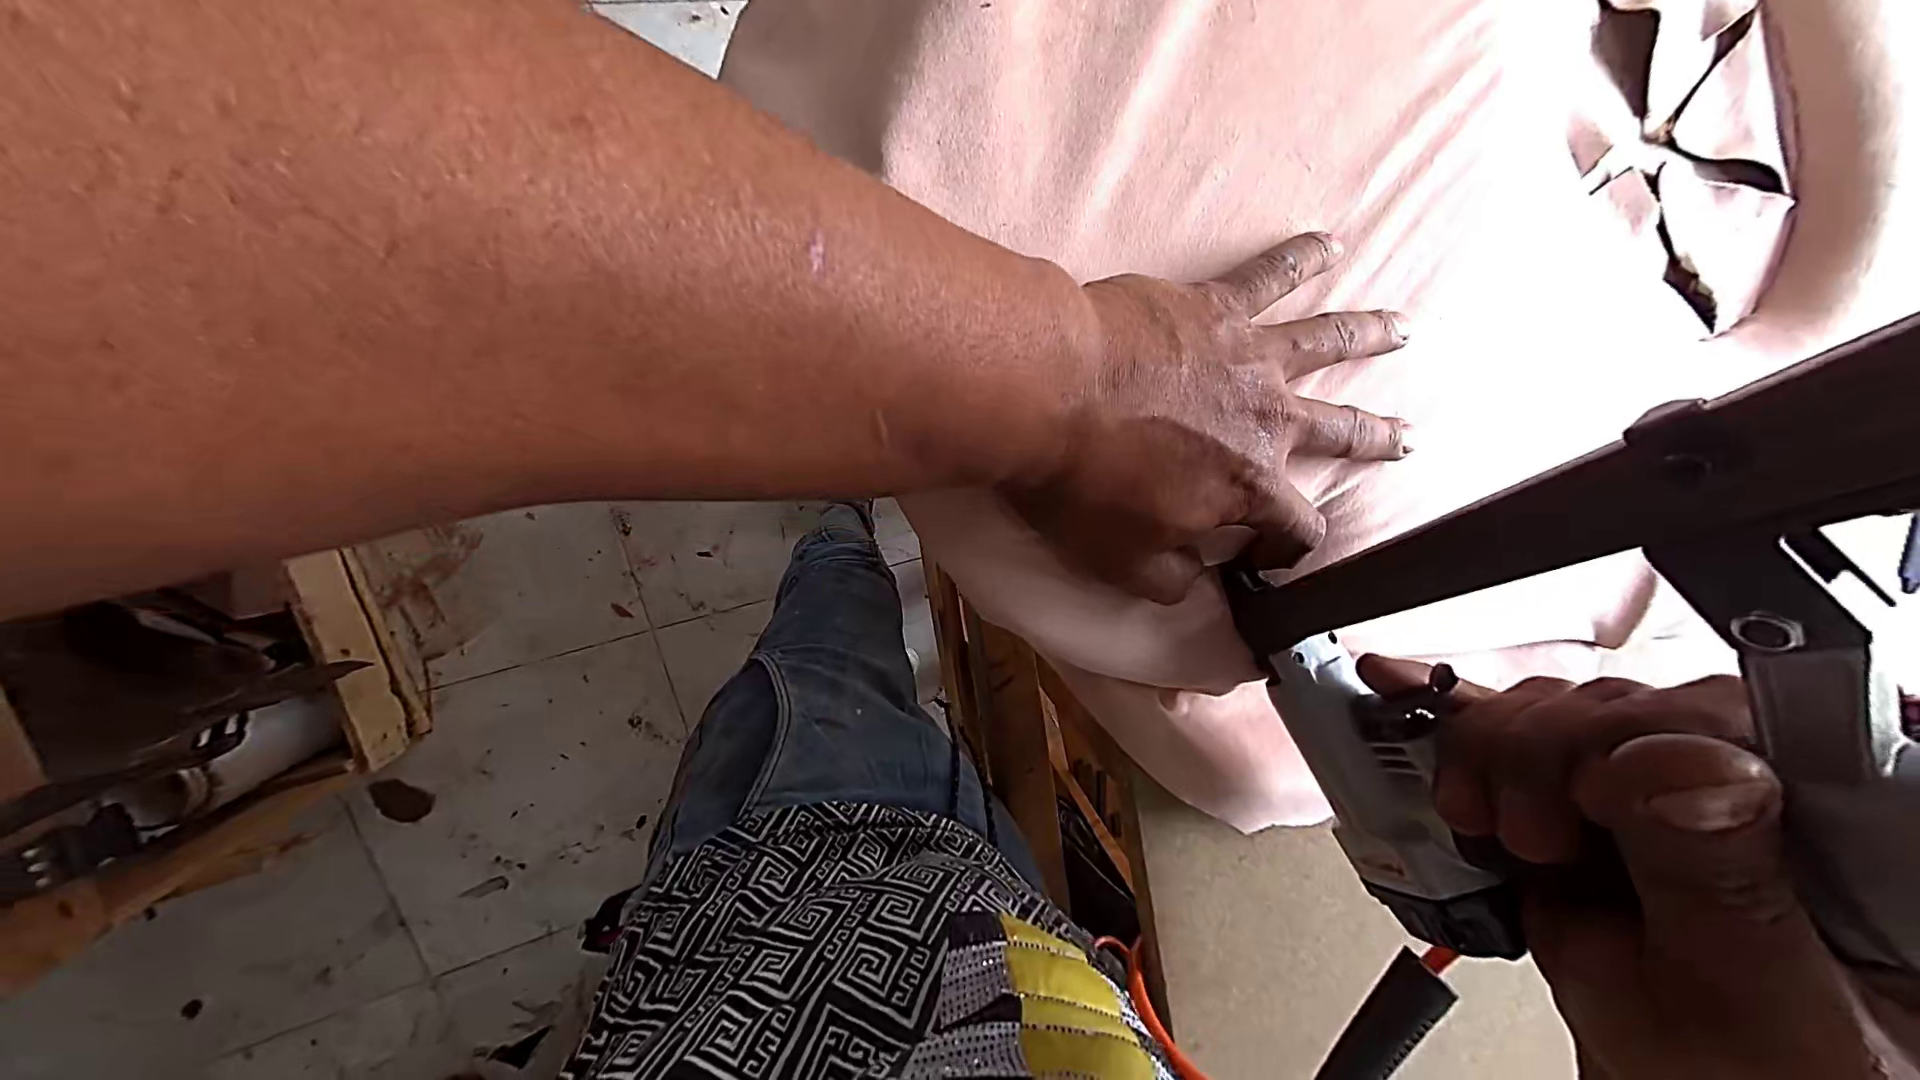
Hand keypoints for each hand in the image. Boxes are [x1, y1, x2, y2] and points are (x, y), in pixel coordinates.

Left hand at [1001, 233, 1410, 603]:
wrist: (1047, 394)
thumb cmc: (1080, 483)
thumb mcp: (1122, 561)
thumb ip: (1170, 578)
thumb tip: (1194, 578)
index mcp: (1249, 484)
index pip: (1296, 527)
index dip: (1284, 550)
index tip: (1262, 555)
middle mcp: (1266, 417)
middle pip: (1338, 428)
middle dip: (1374, 438)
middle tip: (1406, 438)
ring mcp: (1245, 354)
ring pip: (1325, 340)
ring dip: (1369, 336)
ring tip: (1402, 330)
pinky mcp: (1210, 307)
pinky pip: (1269, 275)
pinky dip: (1302, 257)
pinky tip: (1328, 244)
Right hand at [1358, 657, 1919, 1079]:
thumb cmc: (1754, 1074)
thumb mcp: (1762, 1009)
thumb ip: (1726, 890)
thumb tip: (1684, 763)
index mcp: (1863, 829)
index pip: (1770, 719)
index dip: (1666, 735)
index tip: (1592, 796)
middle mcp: (1762, 780)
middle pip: (1633, 703)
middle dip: (1545, 755)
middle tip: (1532, 835)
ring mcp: (1657, 773)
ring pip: (1555, 704)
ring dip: (1489, 750)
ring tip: (1491, 821)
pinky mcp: (1578, 775)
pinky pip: (1505, 718)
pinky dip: (1449, 708)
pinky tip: (1399, 688)